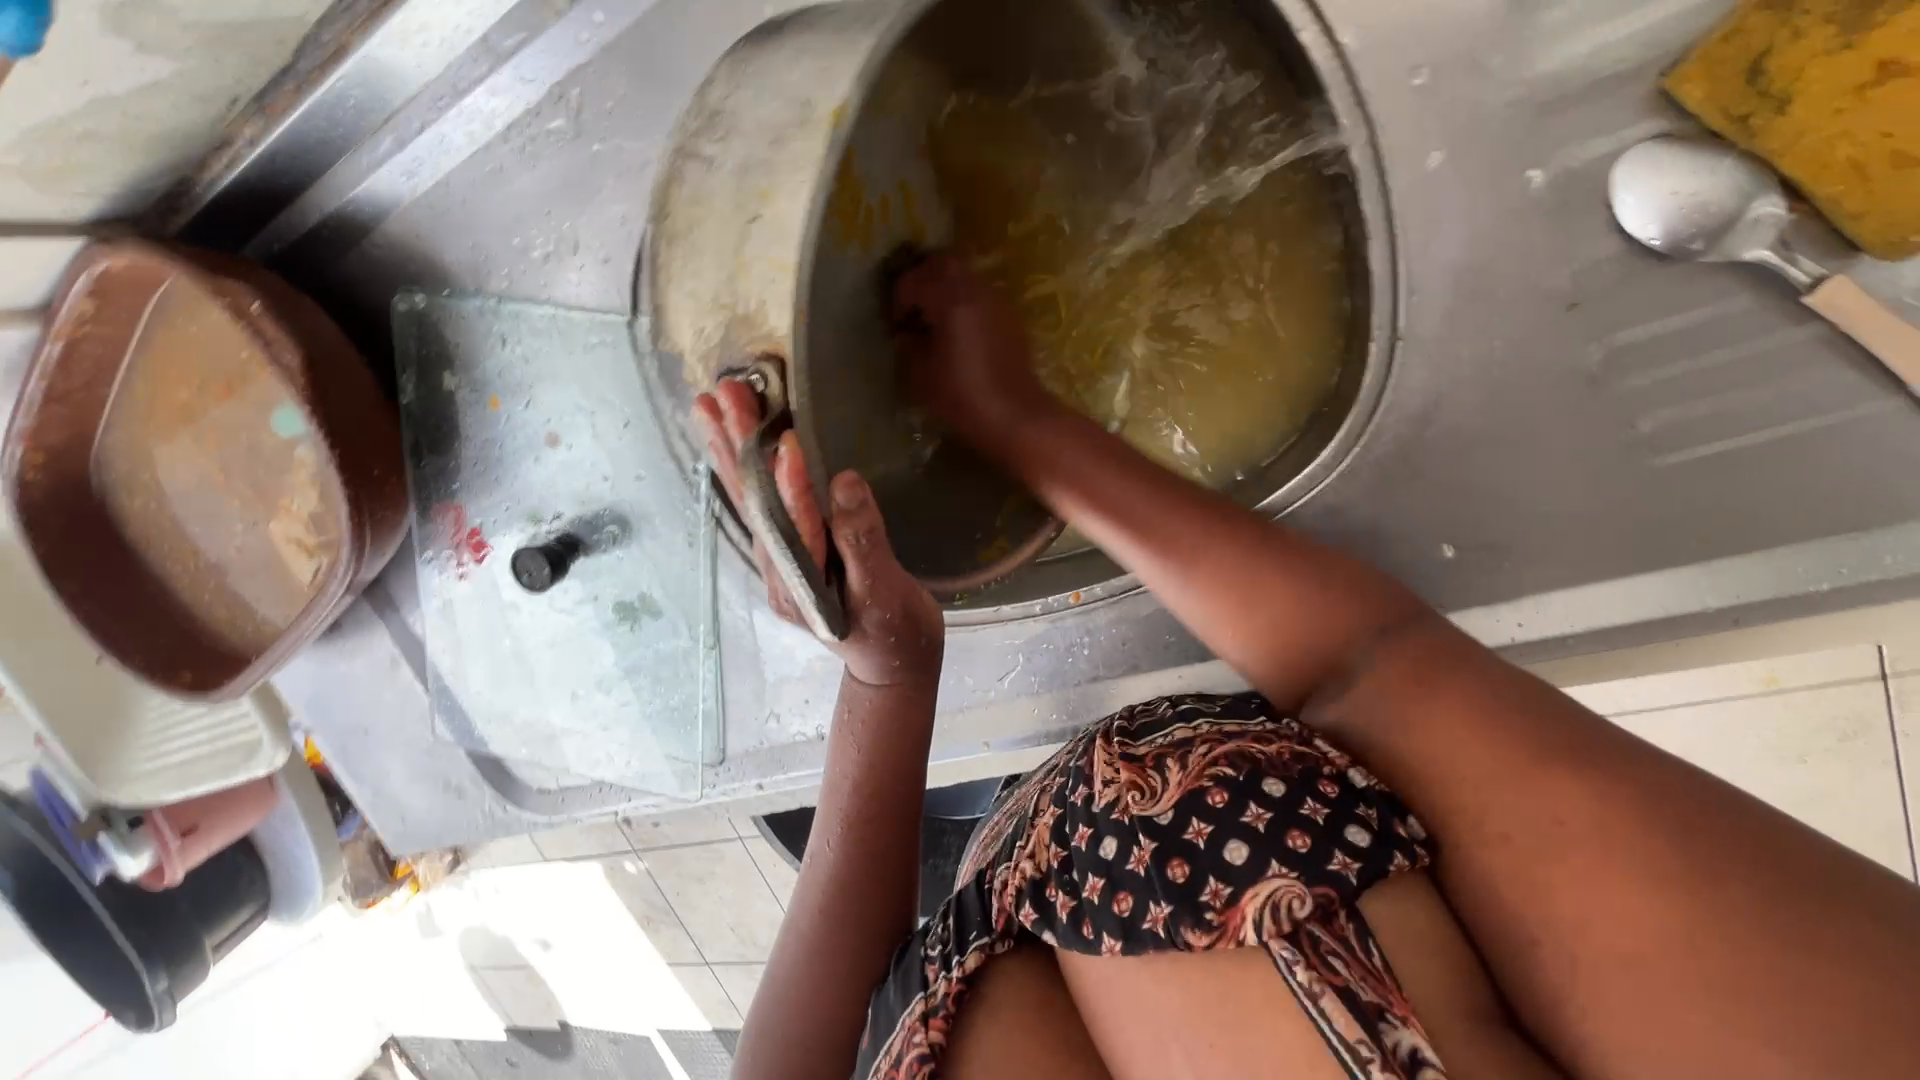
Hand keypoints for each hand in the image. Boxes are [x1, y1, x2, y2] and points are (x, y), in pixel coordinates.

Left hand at [694, 380, 944, 687]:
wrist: (893, 666)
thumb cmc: (896, 635)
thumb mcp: (887, 594)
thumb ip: (864, 542)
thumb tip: (844, 484)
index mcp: (803, 589)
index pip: (791, 529)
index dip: (789, 485)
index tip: (784, 440)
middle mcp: (780, 574)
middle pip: (756, 505)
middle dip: (740, 450)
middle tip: (722, 396)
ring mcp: (782, 565)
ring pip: (753, 502)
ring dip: (732, 452)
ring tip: (712, 406)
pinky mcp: (791, 554)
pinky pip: (765, 507)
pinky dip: (749, 471)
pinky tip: (740, 444)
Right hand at [891, 252, 1058, 451]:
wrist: (1015, 415)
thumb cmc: (961, 395)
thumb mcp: (919, 374)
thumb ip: (908, 345)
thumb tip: (908, 335)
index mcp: (951, 298)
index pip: (914, 279)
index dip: (898, 300)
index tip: (896, 326)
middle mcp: (976, 289)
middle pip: (943, 264)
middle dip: (922, 281)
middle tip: (912, 310)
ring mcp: (998, 301)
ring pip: (966, 277)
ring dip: (945, 291)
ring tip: (935, 322)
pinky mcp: (1011, 317)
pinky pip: (981, 296)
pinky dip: (965, 304)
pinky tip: (959, 335)